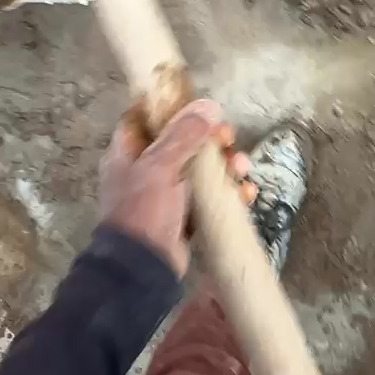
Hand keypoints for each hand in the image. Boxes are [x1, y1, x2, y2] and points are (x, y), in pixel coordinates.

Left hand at [97, 99, 251, 275]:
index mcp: (128, 153)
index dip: (171, 108)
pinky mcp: (185, 215)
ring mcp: (166, 194)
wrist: (142, 270)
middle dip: (209, 138)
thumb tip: (209, 105)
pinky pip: (210, 196)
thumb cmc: (144, 210)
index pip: (145, 118)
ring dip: (225, 165)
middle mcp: (145, 169)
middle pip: (182, 142)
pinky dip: (228, 192)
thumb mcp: (160, 166)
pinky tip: (246, 192)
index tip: (198, 104)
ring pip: (200, 168)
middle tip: (228, 137)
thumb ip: (184, 135)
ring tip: (242, 168)